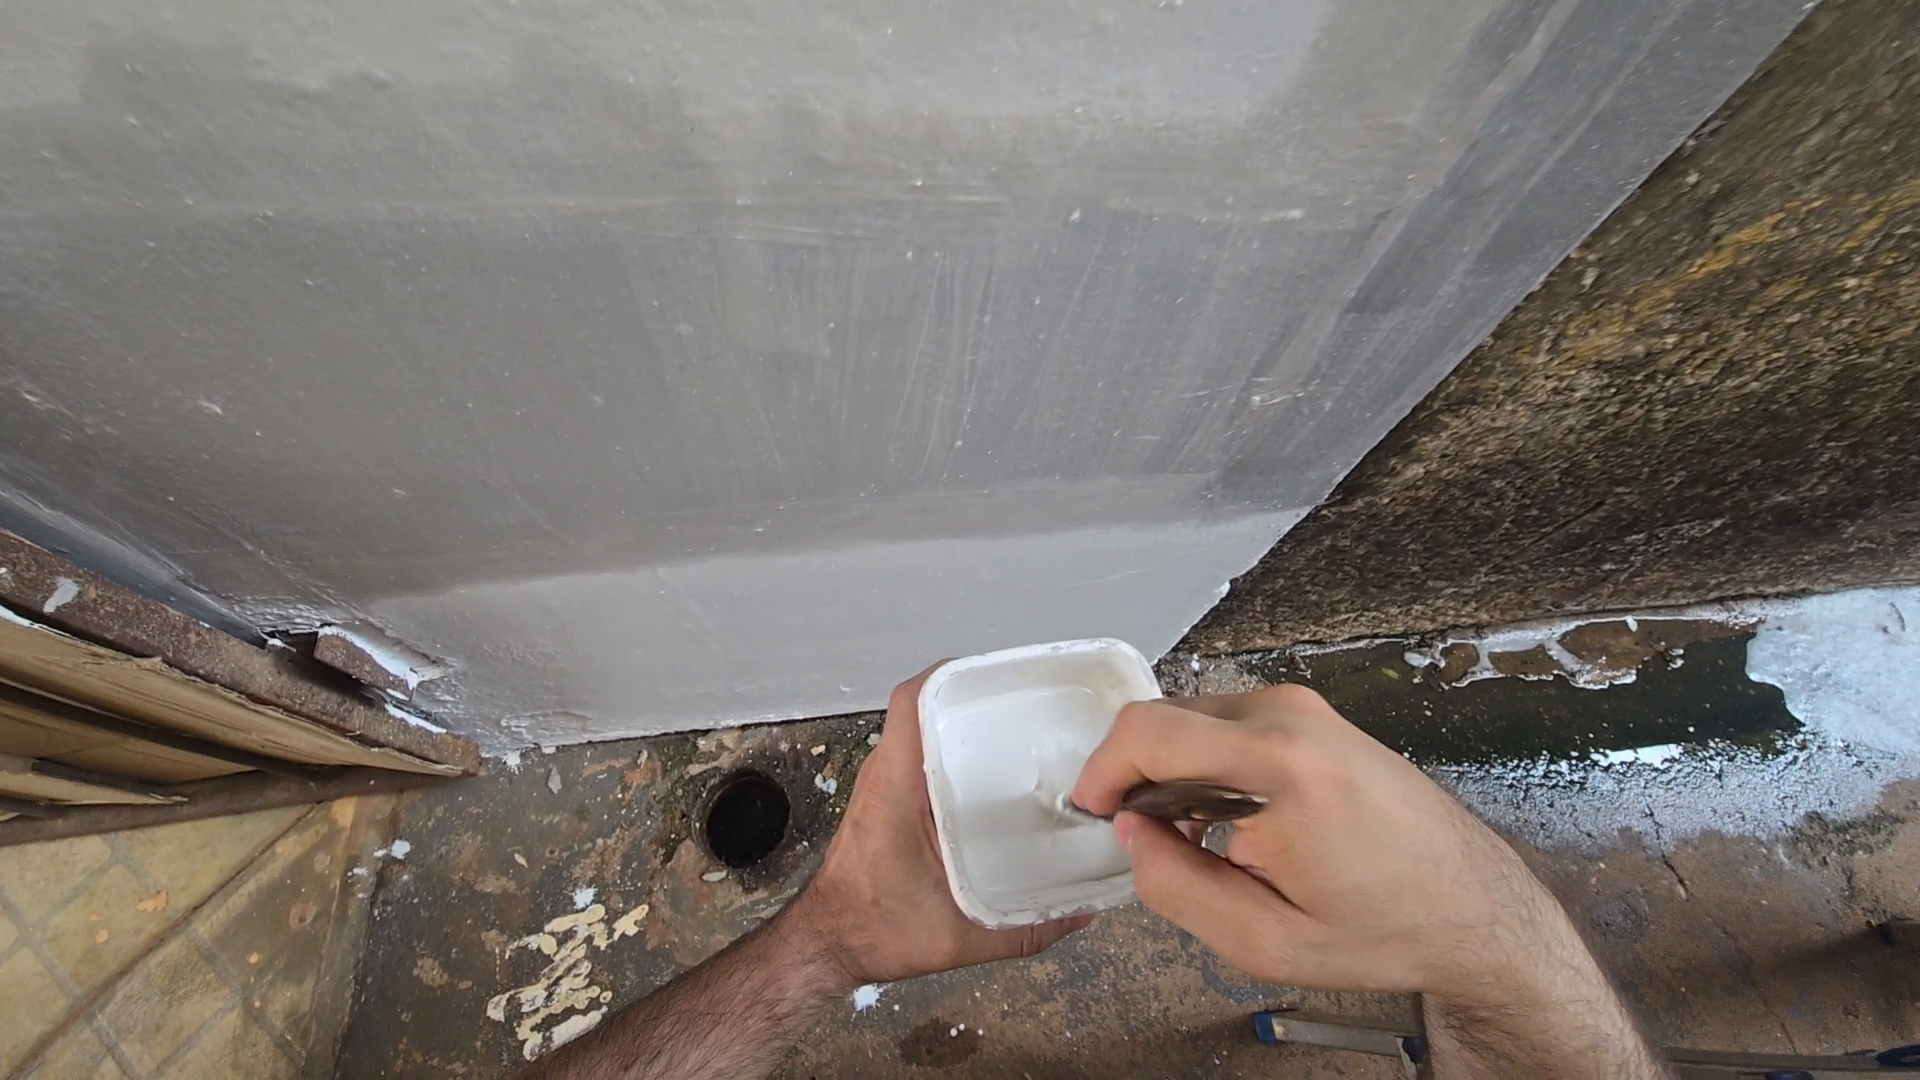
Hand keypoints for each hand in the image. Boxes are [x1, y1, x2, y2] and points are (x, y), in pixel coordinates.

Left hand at [786, 666, 1093, 988]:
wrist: (826, 943)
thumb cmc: (880, 929)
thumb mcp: (960, 937)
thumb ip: (1025, 928)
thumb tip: (1083, 910)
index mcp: (897, 783)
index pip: (910, 701)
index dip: (949, 675)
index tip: (996, 676)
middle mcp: (885, 771)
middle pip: (920, 706)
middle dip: (969, 696)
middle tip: (1023, 706)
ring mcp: (881, 781)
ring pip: (917, 727)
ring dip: (957, 721)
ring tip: (1013, 732)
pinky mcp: (883, 796)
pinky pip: (915, 752)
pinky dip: (947, 748)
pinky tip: (986, 773)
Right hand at [1070, 685, 1580, 1008]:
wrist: (1475, 906)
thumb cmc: (1383, 929)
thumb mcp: (1265, 941)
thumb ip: (1175, 885)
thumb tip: (1130, 829)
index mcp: (1279, 763)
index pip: (1150, 731)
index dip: (1103, 766)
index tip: (1093, 807)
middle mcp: (1286, 712)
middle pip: (1163, 717)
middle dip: (1133, 772)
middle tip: (1145, 833)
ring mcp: (1300, 704)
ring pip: (1188, 716)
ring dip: (1167, 767)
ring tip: (1189, 831)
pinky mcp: (1306, 710)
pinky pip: (1220, 719)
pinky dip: (1198, 758)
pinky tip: (1220, 810)